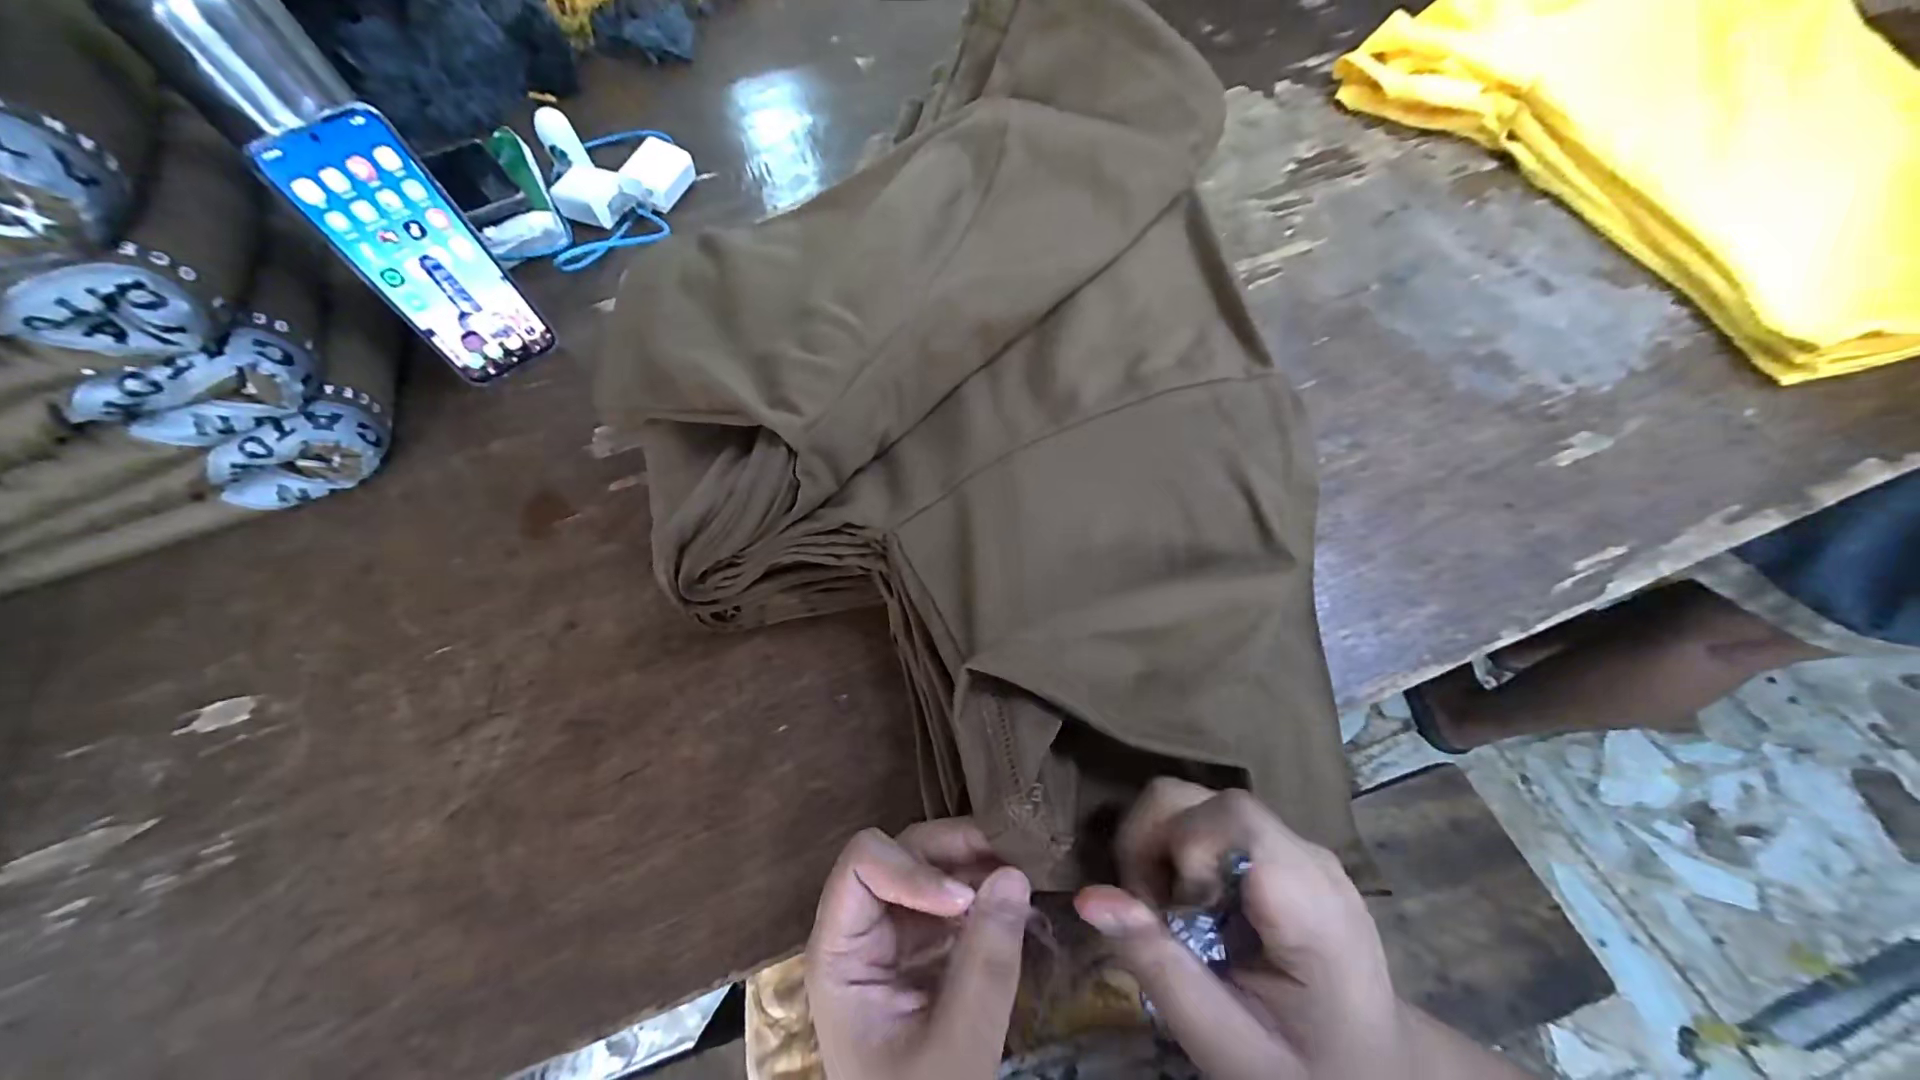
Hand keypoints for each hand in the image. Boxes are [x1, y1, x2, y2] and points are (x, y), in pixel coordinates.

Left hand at [805, 819, 1032, 1079]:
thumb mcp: (957, 1049)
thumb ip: (985, 965)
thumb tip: (1014, 874)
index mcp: (840, 952)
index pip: (862, 866)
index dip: (911, 868)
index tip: (963, 900)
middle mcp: (861, 929)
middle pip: (899, 853)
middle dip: (953, 850)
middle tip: (1011, 859)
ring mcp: (893, 935)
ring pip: (929, 865)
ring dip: (975, 863)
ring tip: (1022, 874)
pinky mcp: (924, 947)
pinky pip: (951, 896)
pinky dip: (984, 890)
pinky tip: (1016, 901)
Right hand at [1074, 780, 1407, 1079]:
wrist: (1376, 1069)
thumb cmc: (1303, 1068)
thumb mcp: (1223, 1041)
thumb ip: (1159, 966)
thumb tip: (1088, 897)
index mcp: (1311, 901)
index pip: (1230, 817)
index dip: (1180, 849)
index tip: (1166, 915)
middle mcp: (1306, 854)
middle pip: (1204, 798)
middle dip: (1153, 841)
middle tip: (1150, 911)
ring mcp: (1295, 845)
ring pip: (1199, 800)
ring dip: (1160, 843)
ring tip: (1165, 909)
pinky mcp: (1279, 848)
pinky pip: (1211, 820)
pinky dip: (1179, 849)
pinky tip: (1188, 904)